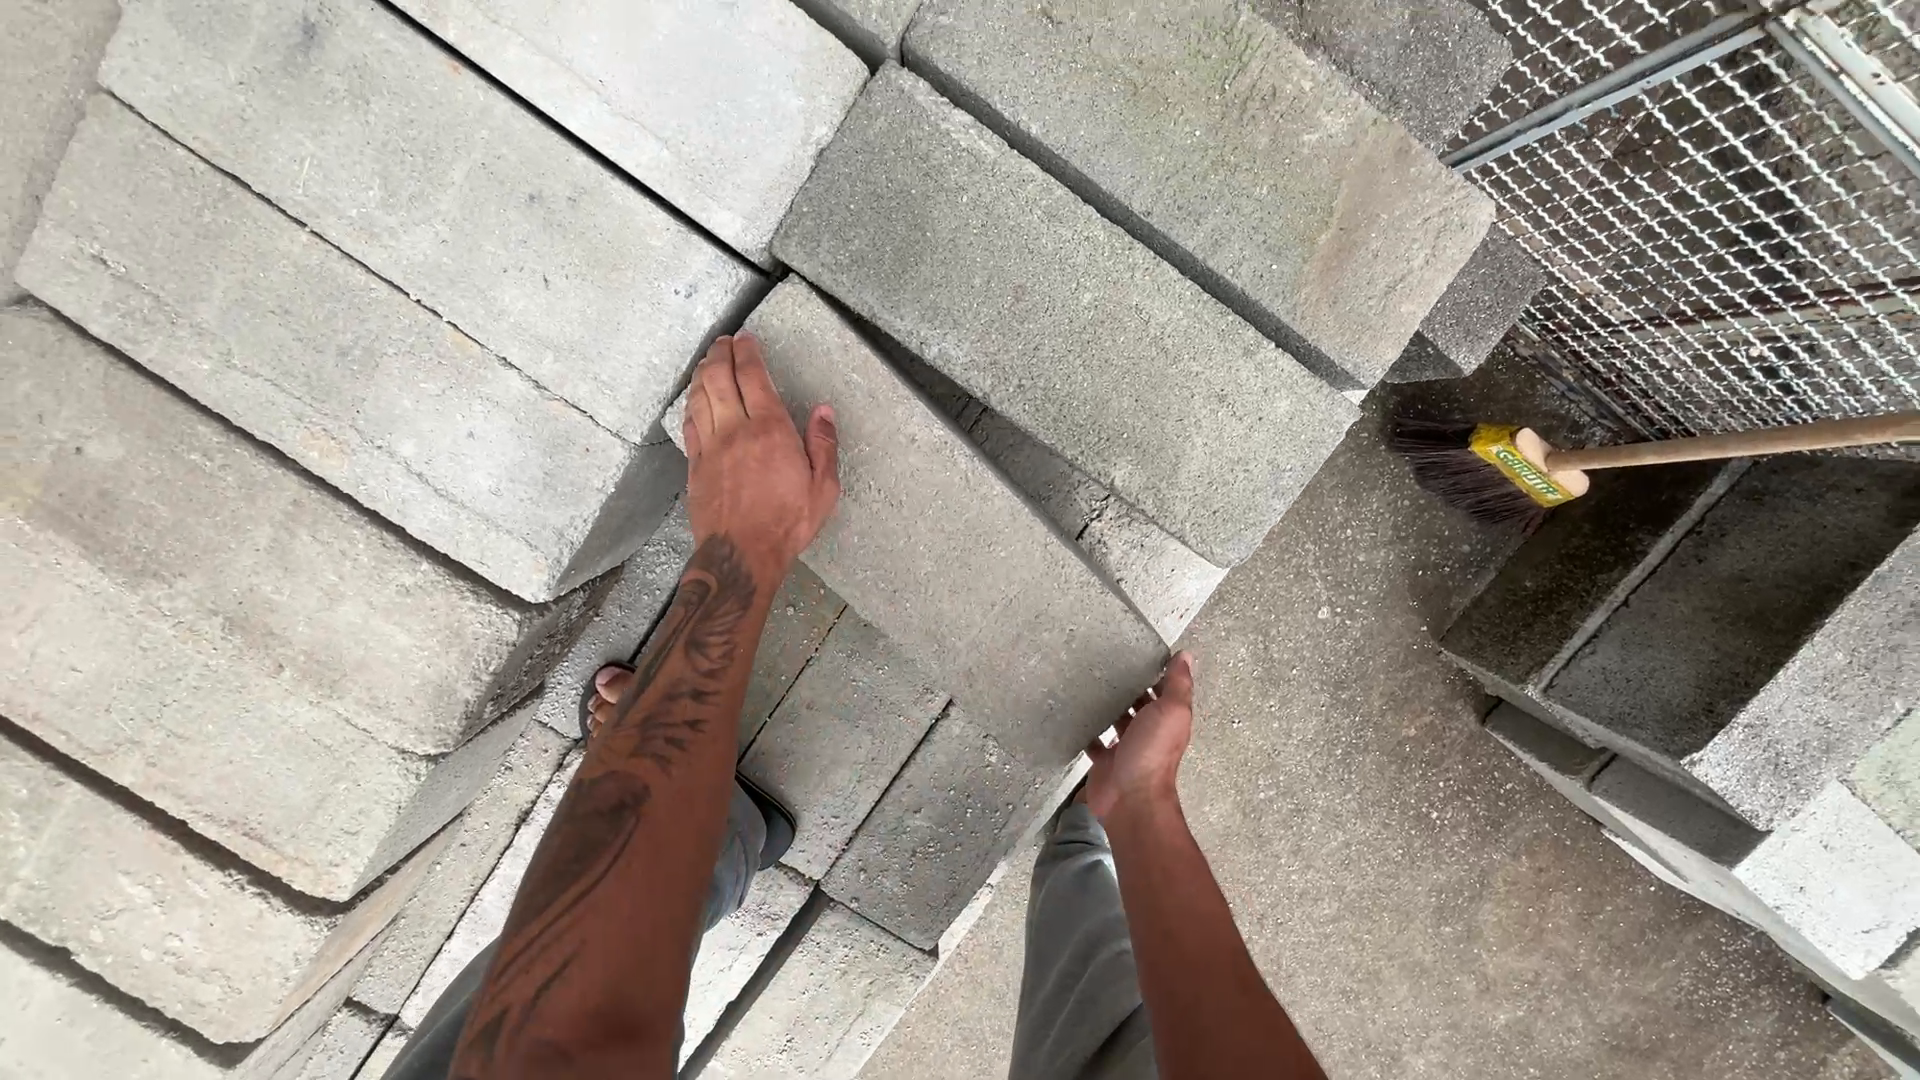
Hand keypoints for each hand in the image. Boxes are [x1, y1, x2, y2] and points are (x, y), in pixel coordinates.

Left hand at [682, 334, 839, 576]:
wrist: (742, 554)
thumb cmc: (787, 523)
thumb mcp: (823, 488)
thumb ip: (823, 445)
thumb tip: (823, 412)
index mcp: (771, 431)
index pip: (753, 377)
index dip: (747, 352)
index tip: (746, 339)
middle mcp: (736, 430)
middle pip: (719, 378)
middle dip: (720, 353)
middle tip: (724, 341)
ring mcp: (711, 446)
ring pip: (700, 396)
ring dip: (703, 372)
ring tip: (709, 359)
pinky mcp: (696, 464)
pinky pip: (689, 422)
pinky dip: (692, 402)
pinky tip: (696, 397)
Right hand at [1083, 652, 1195, 821]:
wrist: (1130, 798)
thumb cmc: (1152, 753)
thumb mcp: (1171, 711)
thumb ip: (1178, 684)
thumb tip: (1186, 655)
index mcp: (1168, 719)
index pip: (1164, 691)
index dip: (1155, 674)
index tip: (1138, 654)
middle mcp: (1149, 733)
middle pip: (1140, 705)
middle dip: (1129, 689)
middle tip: (1108, 665)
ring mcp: (1127, 748)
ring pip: (1118, 721)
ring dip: (1109, 707)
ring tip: (1090, 684)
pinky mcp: (1105, 761)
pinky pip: (1095, 742)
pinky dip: (1088, 731)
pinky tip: (1077, 715)